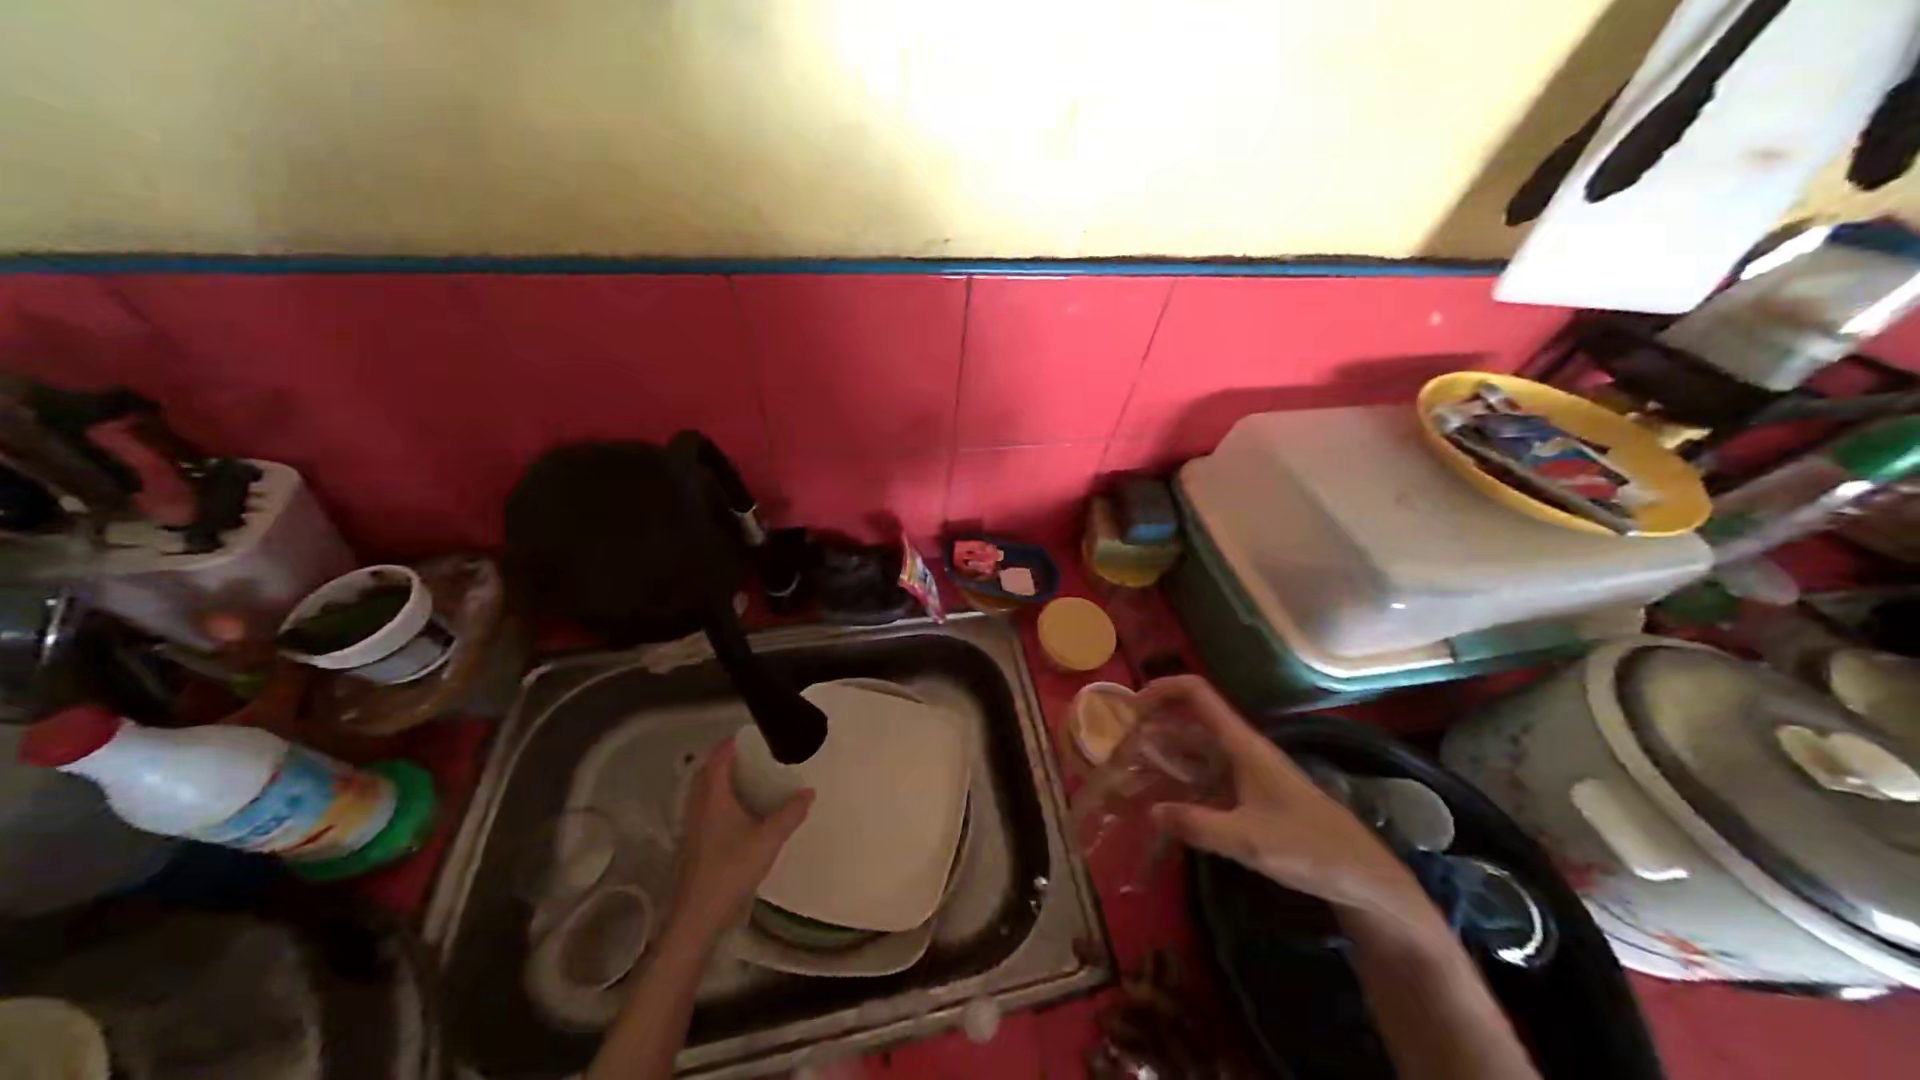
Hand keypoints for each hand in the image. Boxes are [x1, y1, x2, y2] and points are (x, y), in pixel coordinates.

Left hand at [668, 738, 812, 943]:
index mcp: (714, 797)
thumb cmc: (731, 870)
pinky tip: (741, 812)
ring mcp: (693, 826)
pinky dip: (722, 799)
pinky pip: (707, 808)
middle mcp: (699, 806)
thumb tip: (809, 792)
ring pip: (705, 792)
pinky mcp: (695, 844)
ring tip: (750, 778)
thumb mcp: (768, 840)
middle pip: (708, 772)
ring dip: (723, 779)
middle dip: (727, 759)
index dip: (731, 744)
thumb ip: (790, 813)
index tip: (751, 735)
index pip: (718, 759)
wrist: (697, 916)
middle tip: (754, 754)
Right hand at [1143, 676, 1430, 925]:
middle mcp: (1242, 750)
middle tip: (1118, 749)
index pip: (1197, 694)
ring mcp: (1247, 772)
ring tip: (1130, 773)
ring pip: (1197, 750)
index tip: (1129, 708)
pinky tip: (1163, 803)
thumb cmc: (1309, 848)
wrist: (1363, 876)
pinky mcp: (1251, 794)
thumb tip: (1150, 811)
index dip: (1161, 688)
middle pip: (1190, 721)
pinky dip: (1181, 780)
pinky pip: (1206, 775)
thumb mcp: (1248, 841)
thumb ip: (1197, 824)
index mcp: (1243, 745)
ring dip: (1164, 754)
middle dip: (1153, 726)